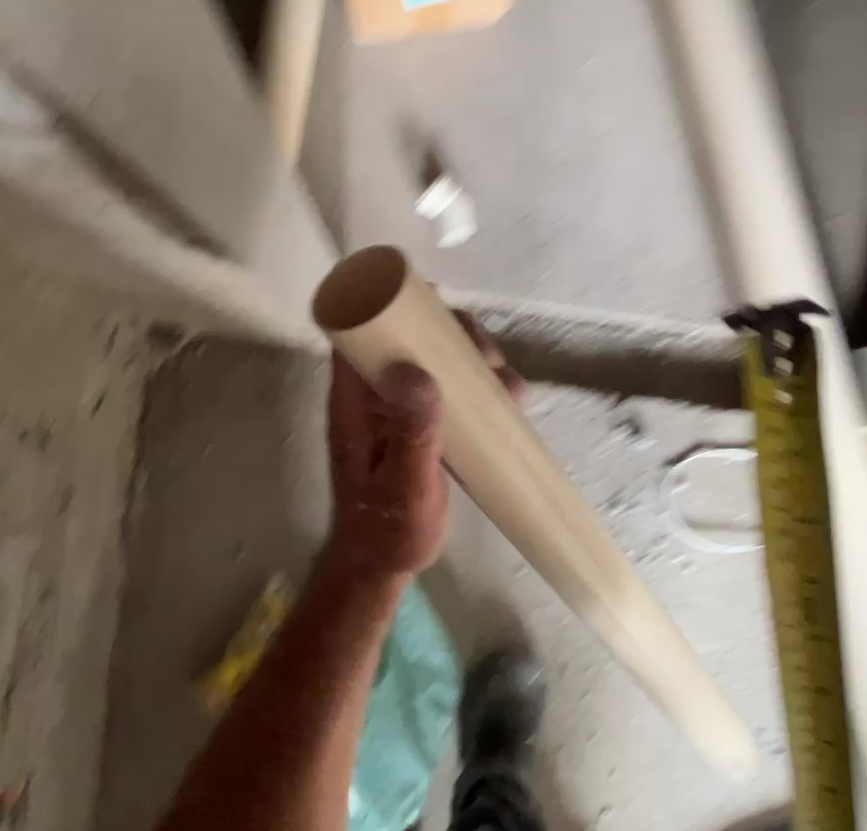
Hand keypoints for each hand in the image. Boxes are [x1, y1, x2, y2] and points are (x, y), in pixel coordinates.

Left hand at [324, 311, 524, 577]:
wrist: (386, 566)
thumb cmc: (385, 529)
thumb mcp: (403, 485)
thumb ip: (412, 434)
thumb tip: (419, 370)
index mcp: (354, 399)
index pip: (358, 331)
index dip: (388, 303)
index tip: (434, 300)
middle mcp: (375, 394)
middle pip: (407, 338)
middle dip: (450, 333)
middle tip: (488, 356)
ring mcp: (401, 407)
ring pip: (435, 360)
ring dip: (473, 358)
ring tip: (508, 381)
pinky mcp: (425, 423)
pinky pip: (453, 389)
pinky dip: (481, 386)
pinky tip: (511, 397)